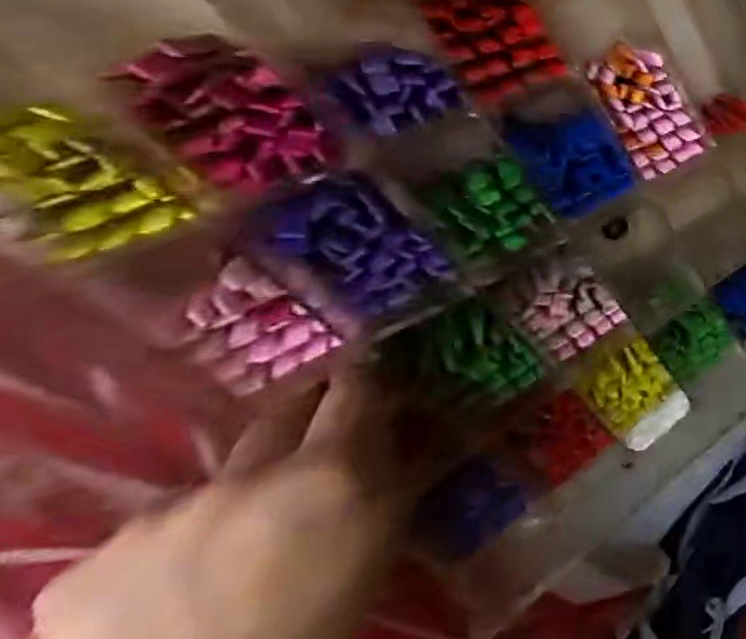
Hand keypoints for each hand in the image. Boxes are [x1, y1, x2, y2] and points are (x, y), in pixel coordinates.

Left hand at [34, 368, 411, 638]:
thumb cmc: (324, 612)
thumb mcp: (382, 537)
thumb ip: (402, 471)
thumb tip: (422, 420)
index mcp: (324, 469)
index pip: (352, 389)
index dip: (362, 377)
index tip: (367, 374)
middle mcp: (240, 478)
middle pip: (277, 418)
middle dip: (300, 418)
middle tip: (312, 443)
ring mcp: (154, 521)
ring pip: (206, 486)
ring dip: (228, 498)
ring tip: (232, 543)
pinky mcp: (82, 571)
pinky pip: (137, 541)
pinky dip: (162, 552)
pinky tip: (167, 589)